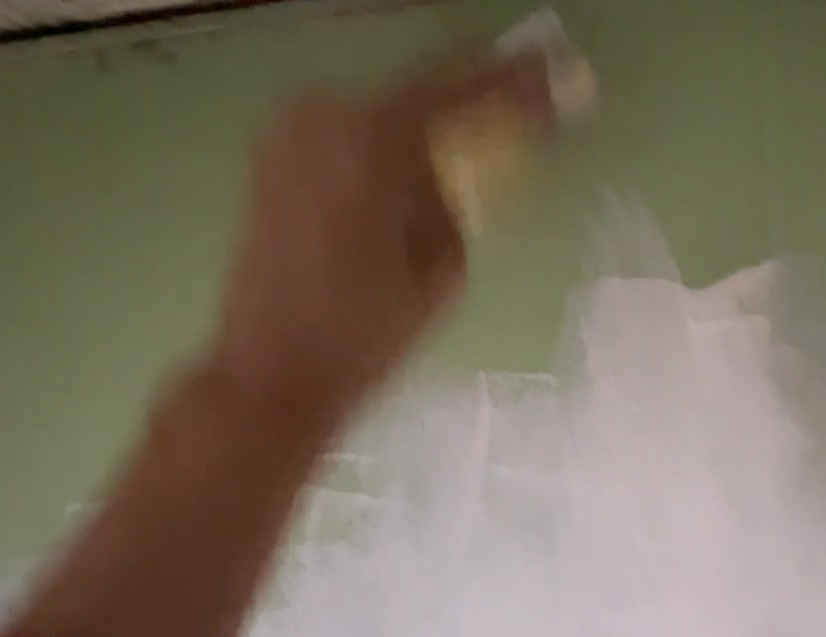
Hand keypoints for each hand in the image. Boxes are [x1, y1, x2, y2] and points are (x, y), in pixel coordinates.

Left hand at [208, 52, 550, 439]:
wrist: (274, 372)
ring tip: (450, 172)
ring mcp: (288, 135)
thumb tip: (460, 169)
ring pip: (376, 122)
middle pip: (414, 99)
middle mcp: (324, 116)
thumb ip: (457, 204)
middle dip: (461, 114)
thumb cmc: (366, 334)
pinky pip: (344, 142)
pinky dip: (378, 156)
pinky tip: (399, 188)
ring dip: (416, 140)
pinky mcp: (270, 163)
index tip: (555, 76)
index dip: (514, 84)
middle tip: (507, 126)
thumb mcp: (441, 273)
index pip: (461, 92)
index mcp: (374, 139)